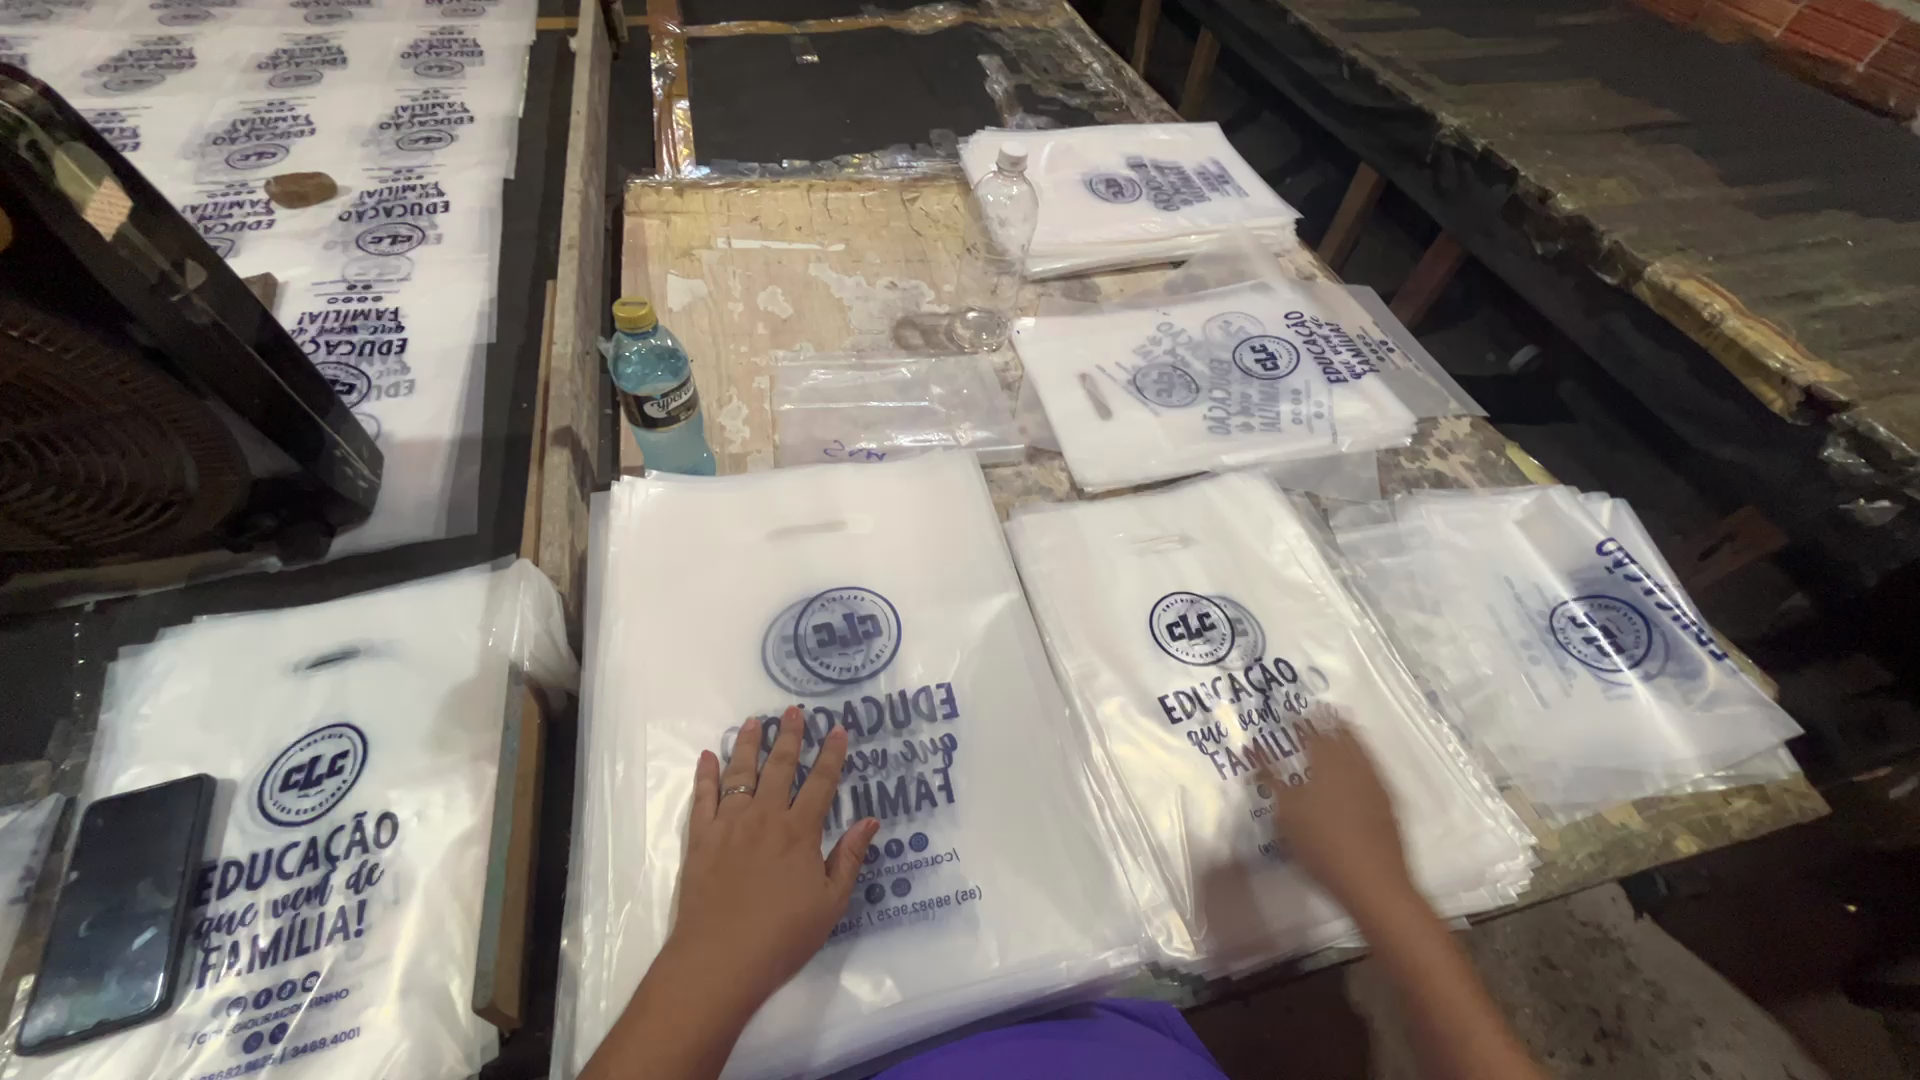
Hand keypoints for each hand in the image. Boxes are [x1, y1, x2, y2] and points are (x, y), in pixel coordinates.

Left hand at [665, 706, 880, 1013]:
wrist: (718, 961)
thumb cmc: (781, 936)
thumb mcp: (830, 903)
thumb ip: (849, 858)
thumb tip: (870, 821)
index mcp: (800, 832)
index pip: (821, 783)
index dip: (831, 754)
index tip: (837, 728)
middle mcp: (765, 818)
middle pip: (780, 767)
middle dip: (790, 736)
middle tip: (793, 710)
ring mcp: (730, 825)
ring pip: (740, 774)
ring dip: (749, 745)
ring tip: (754, 721)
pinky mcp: (700, 839)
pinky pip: (703, 798)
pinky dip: (706, 775)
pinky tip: (709, 756)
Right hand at [1260, 706, 1414, 915]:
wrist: (1374, 883)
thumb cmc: (1321, 847)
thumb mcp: (1285, 813)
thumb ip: (1268, 778)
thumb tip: (1250, 748)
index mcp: (1326, 765)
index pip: (1312, 733)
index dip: (1302, 721)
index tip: (1292, 713)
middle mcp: (1354, 768)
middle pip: (1342, 736)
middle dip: (1330, 721)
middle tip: (1320, 710)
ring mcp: (1375, 785)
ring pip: (1362, 750)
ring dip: (1350, 735)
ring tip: (1341, 727)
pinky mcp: (1389, 804)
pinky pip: (1375, 769)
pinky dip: (1366, 758)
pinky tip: (1361, 765)